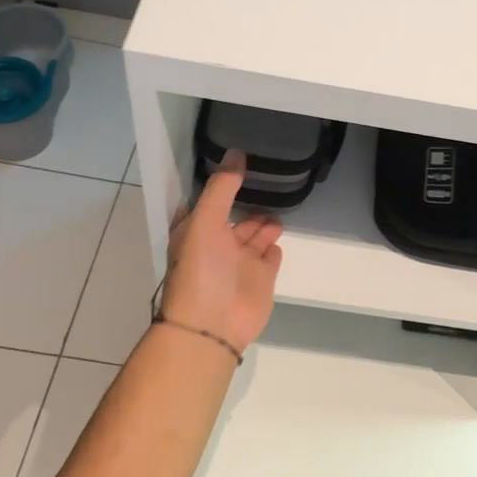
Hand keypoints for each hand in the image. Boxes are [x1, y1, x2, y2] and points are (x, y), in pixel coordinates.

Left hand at [158, 151, 282, 351]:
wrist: (213, 324)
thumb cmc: (201, 269)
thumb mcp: (205, 220)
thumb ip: (222, 187)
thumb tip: (237, 152)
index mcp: (196, 230)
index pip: (207, 201)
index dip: (219, 184)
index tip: (235, 160)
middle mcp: (217, 244)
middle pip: (233, 217)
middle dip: (245, 201)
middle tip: (267, 177)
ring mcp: (240, 262)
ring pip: (254, 234)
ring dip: (264, 220)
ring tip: (281, 197)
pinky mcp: (262, 278)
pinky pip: (269, 256)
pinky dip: (274, 244)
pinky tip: (281, 231)